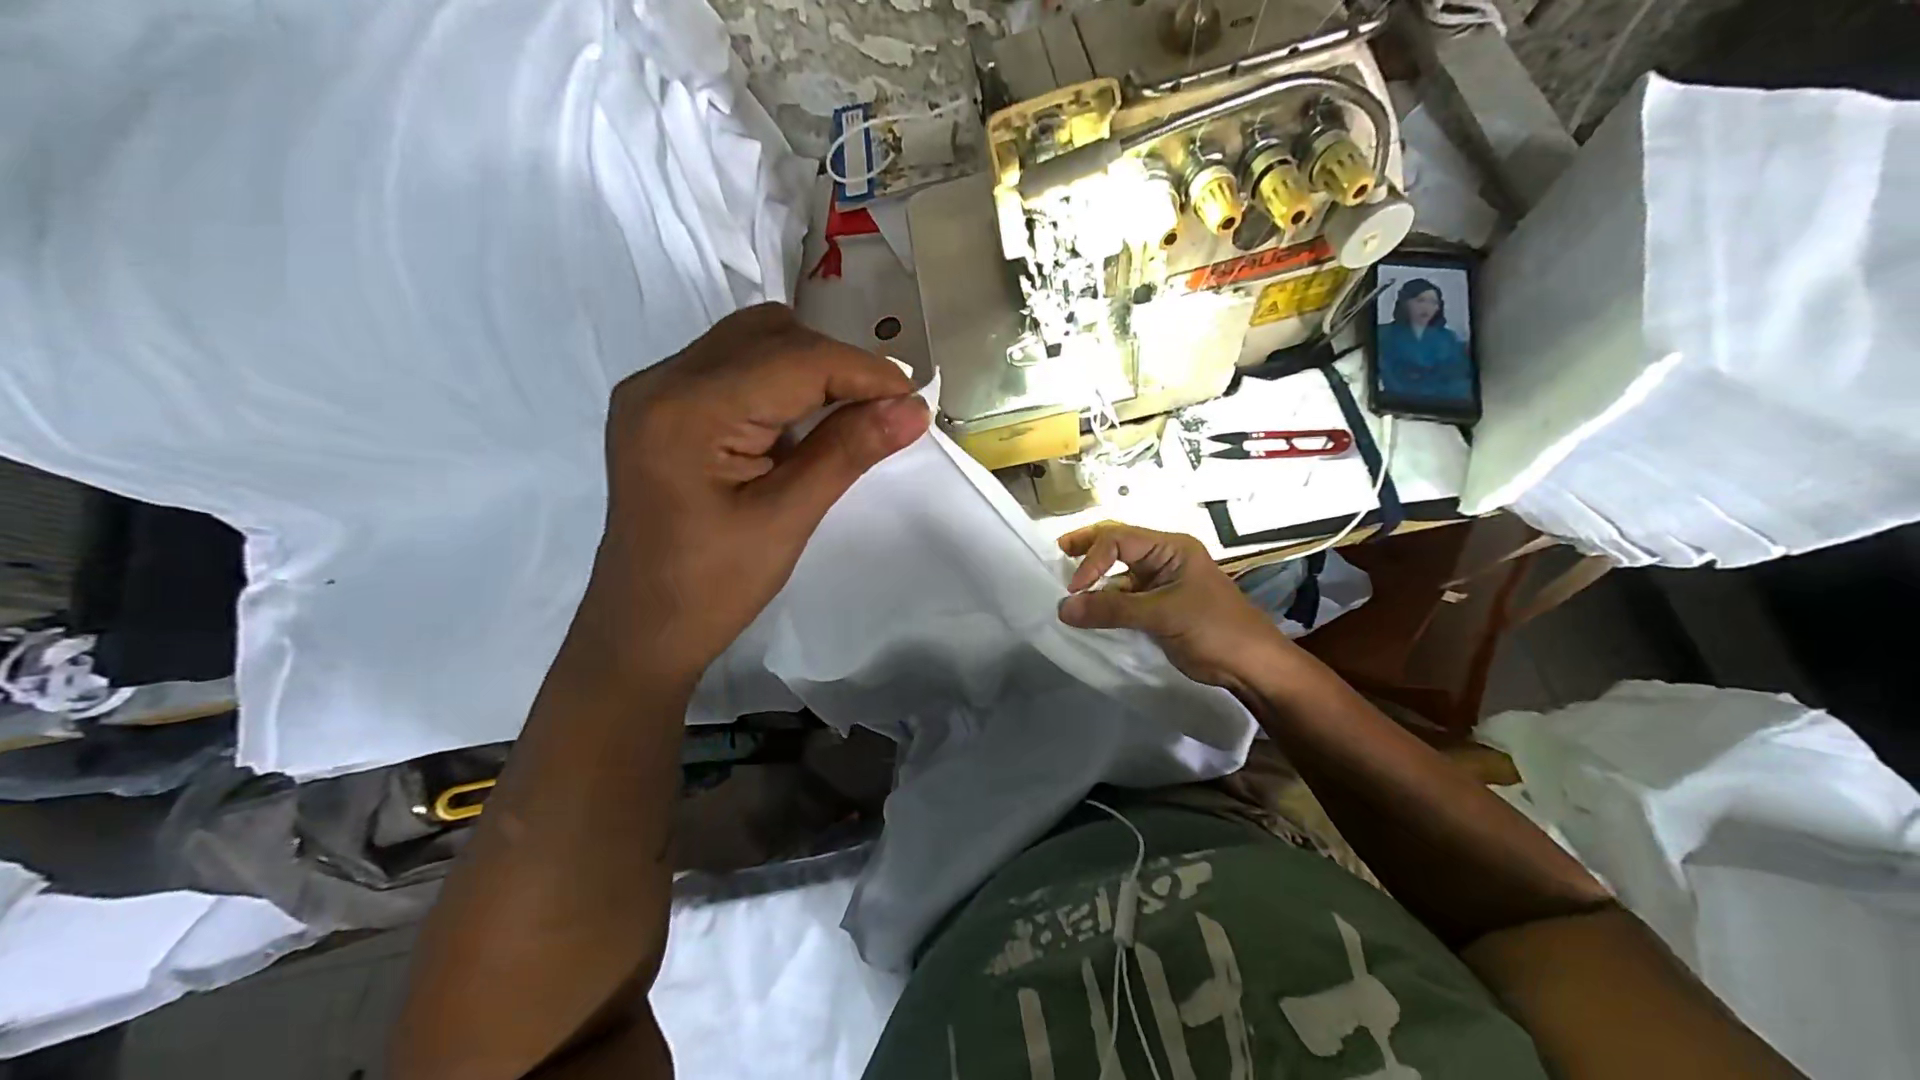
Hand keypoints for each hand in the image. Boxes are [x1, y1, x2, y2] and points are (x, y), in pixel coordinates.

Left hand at [583, 303, 929, 680]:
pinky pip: (731, 364)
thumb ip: (847, 452)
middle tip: (879, 413)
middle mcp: (660, 381)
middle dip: (835, 364)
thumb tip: (913, 407)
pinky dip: (777, 381)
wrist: (643, 627)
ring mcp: (653, 389)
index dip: (862, 371)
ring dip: (807, 368)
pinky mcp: (658, 405)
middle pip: (770, 333)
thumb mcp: (787, 520)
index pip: (794, 359)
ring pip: (752, 340)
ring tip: (841, 418)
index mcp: (687, 412)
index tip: (913, 398)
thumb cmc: (713, 588)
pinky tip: (794, 425)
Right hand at [1057, 522, 1293, 689]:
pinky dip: (1103, 604)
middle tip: (1057, 553)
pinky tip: (1086, 612)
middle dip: (1087, 550)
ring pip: (1117, 575)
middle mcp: (1163, 560)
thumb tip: (1063, 608)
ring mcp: (1160, 584)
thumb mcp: (1163, 615)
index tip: (1074, 587)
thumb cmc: (1215, 630)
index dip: (1092, 558)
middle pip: (1117, 546)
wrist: (1252, 667)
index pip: (1119, 539)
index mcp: (1171, 548)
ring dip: (1093, 582)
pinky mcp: (1157, 609)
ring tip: (1066, 591)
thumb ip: (1112, 609)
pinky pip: (1123, 599)